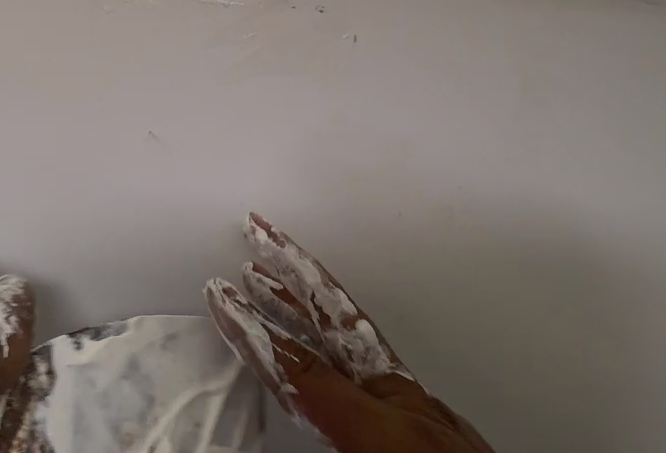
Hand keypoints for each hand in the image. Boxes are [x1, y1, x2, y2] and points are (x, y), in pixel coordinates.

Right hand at [205, 214, 493, 452]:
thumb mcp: (373, 451)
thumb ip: (330, 413)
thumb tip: (294, 381)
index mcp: (388, 427)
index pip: (302, 370)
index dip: (255, 333)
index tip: (222, 298)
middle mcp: (409, 408)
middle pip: (338, 324)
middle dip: (292, 273)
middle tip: (259, 234)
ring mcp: (430, 411)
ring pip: (361, 337)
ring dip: (315, 300)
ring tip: (279, 275)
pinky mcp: (443, 426)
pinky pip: (380, 361)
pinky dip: (347, 336)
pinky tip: (332, 337)